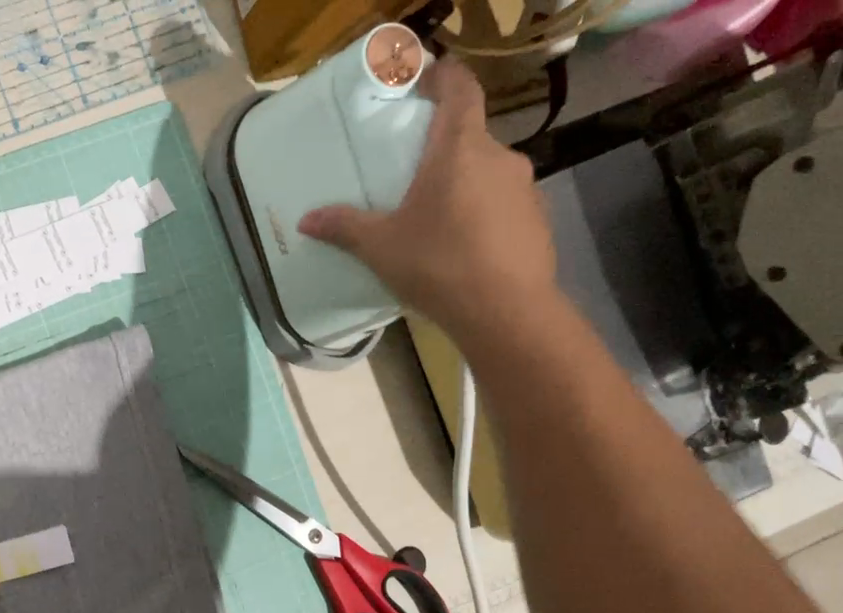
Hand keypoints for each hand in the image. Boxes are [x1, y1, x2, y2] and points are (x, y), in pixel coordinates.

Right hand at [298, 58, 557, 339]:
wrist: (504, 308)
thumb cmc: (437, 264)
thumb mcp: (379, 246)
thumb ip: (344, 227)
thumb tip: (308, 219)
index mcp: (458, 152)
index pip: (460, 92)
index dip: (445, 77)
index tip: (428, 73)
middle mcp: (498, 157)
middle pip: (468, 137)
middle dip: (440, 147)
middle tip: (409, 169)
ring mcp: (523, 186)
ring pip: (484, 172)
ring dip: (459, 183)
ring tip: (429, 214)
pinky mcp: (534, 217)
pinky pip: (499, 201)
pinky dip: (477, 211)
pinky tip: (456, 242)